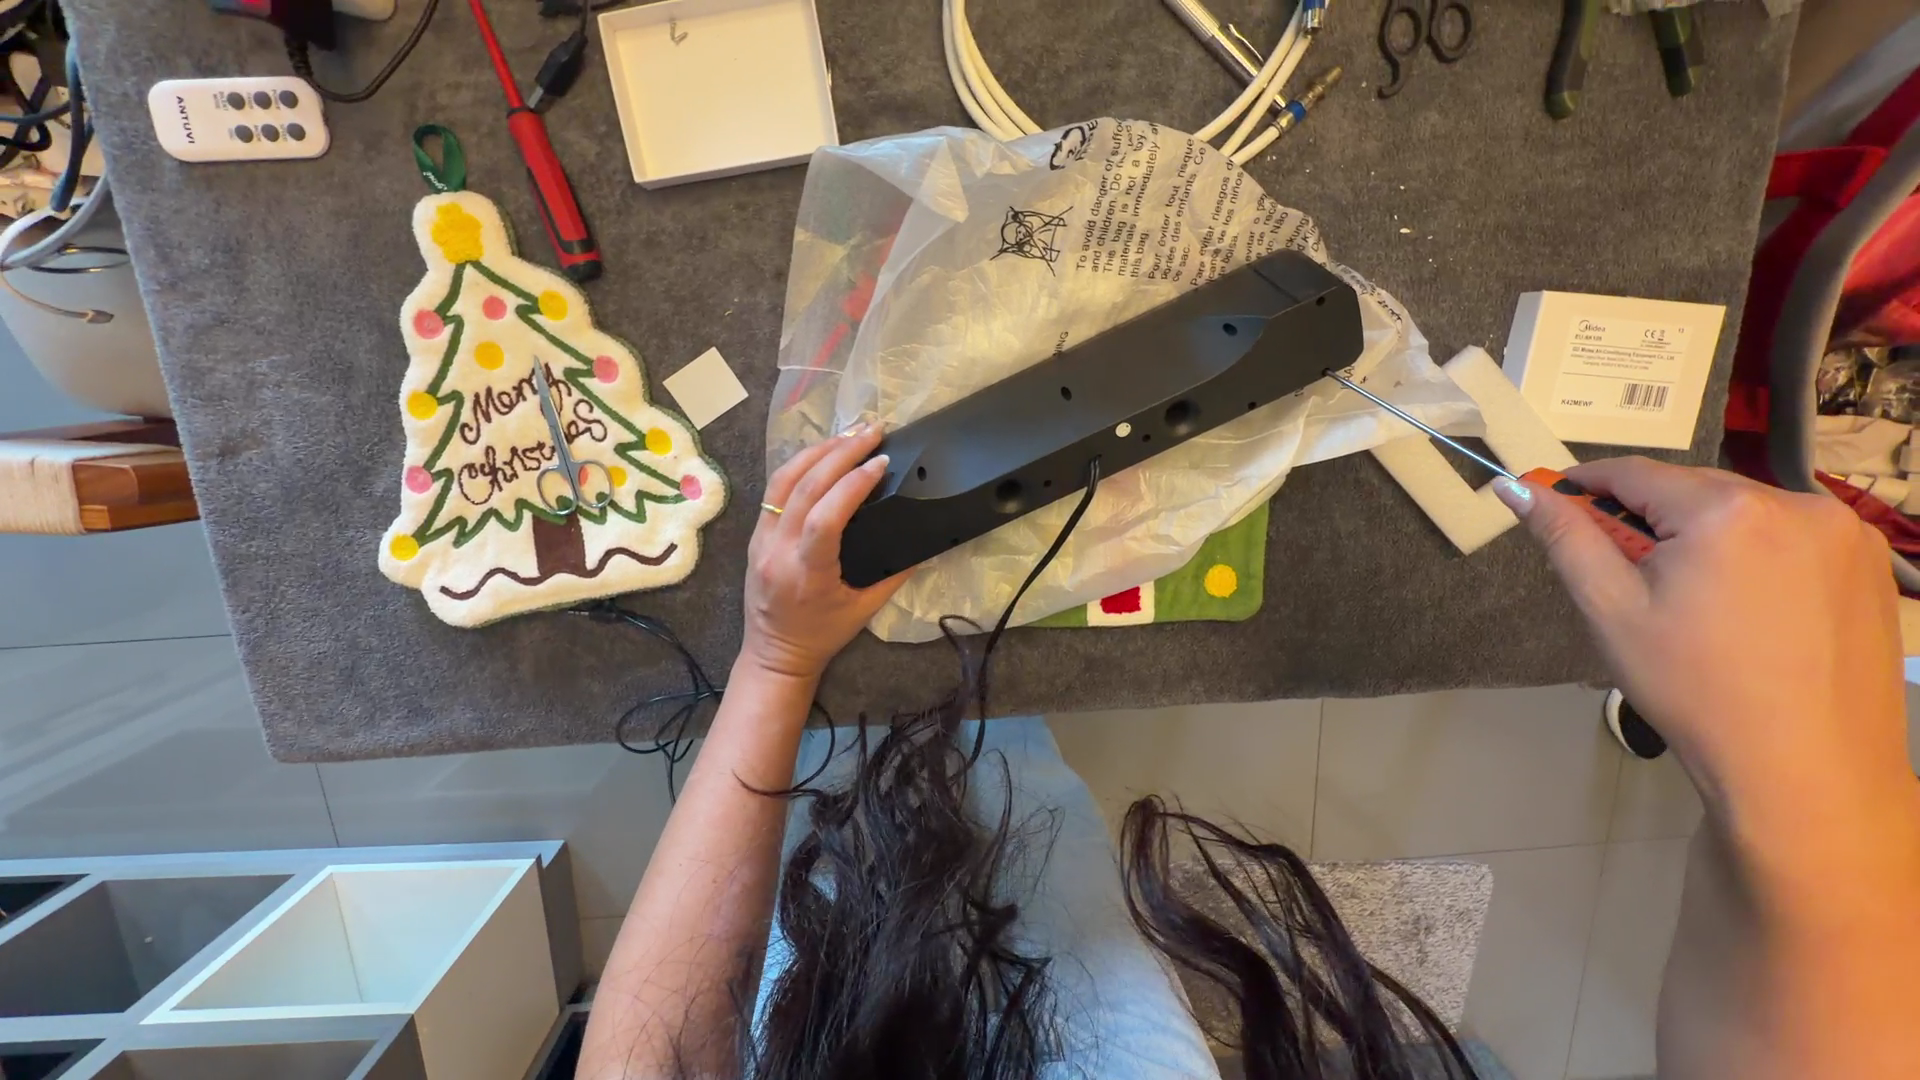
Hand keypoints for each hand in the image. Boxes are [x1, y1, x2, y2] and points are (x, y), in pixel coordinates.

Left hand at [740, 425, 909, 683]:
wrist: (774, 654)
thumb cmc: (823, 635)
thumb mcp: (864, 609)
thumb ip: (894, 574)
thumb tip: (923, 540)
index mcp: (807, 573)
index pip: (826, 517)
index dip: (853, 484)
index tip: (881, 463)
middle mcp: (778, 550)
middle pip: (804, 487)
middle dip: (841, 453)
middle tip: (873, 431)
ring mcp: (761, 539)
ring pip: (783, 480)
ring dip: (818, 450)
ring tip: (850, 433)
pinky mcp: (756, 534)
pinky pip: (775, 489)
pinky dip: (801, 464)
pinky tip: (824, 452)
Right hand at [1496, 458, 1913, 864]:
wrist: (1805, 765)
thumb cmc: (1689, 683)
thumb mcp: (1608, 606)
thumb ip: (1562, 535)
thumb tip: (1513, 486)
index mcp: (1727, 510)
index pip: (1635, 471)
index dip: (1584, 483)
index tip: (1552, 504)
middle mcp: (1799, 504)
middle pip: (1690, 488)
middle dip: (1643, 516)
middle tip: (1616, 570)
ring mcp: (1846, 534)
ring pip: (1738, 510)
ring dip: (1695, 532)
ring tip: (1677, 594)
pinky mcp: (1870, 565)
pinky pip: (1785, 535)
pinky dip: (1744, 551)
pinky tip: (1733, 604)